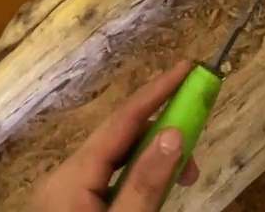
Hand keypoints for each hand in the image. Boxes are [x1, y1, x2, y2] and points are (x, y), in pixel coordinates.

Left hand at [32, 61, 202, 211]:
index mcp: (70, 177)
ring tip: (186, 176)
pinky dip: (138, 179)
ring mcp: (64, 198)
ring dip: (155, 158)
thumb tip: (174, 130)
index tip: (190, 66)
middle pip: (121, 137)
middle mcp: (63, 178)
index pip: (123, 119)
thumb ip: (146, 183)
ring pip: (117, 160)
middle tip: (201, 135)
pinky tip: (156, 192)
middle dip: (163, 128)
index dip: (159, 90)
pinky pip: (109, 182)